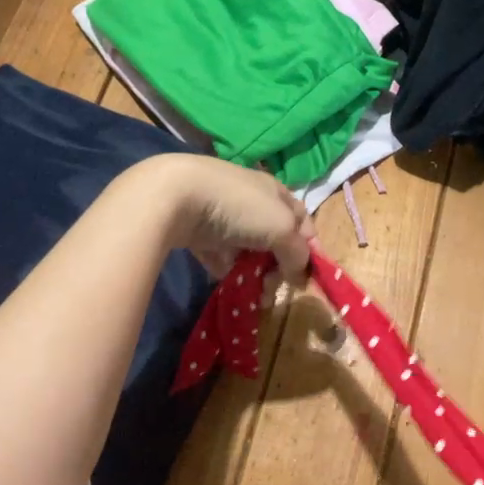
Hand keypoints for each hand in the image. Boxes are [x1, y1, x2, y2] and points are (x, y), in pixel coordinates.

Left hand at [138, 153, 315, 285]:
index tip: (307, 276)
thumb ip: (297, 252)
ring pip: (246, 247)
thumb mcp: (282, 229)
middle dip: (278, 265)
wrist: (174, 197)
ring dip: (252, 270)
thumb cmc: (239, 207)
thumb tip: (298, 271)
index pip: (302, 220)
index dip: (309, 247)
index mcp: (276, 192)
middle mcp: (252, 200)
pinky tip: (226, 280)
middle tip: (273, 287)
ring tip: (251, 293)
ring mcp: (223, 214)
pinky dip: (224, 267)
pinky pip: (218, 253)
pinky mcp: (197, 229)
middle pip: (274, 237)